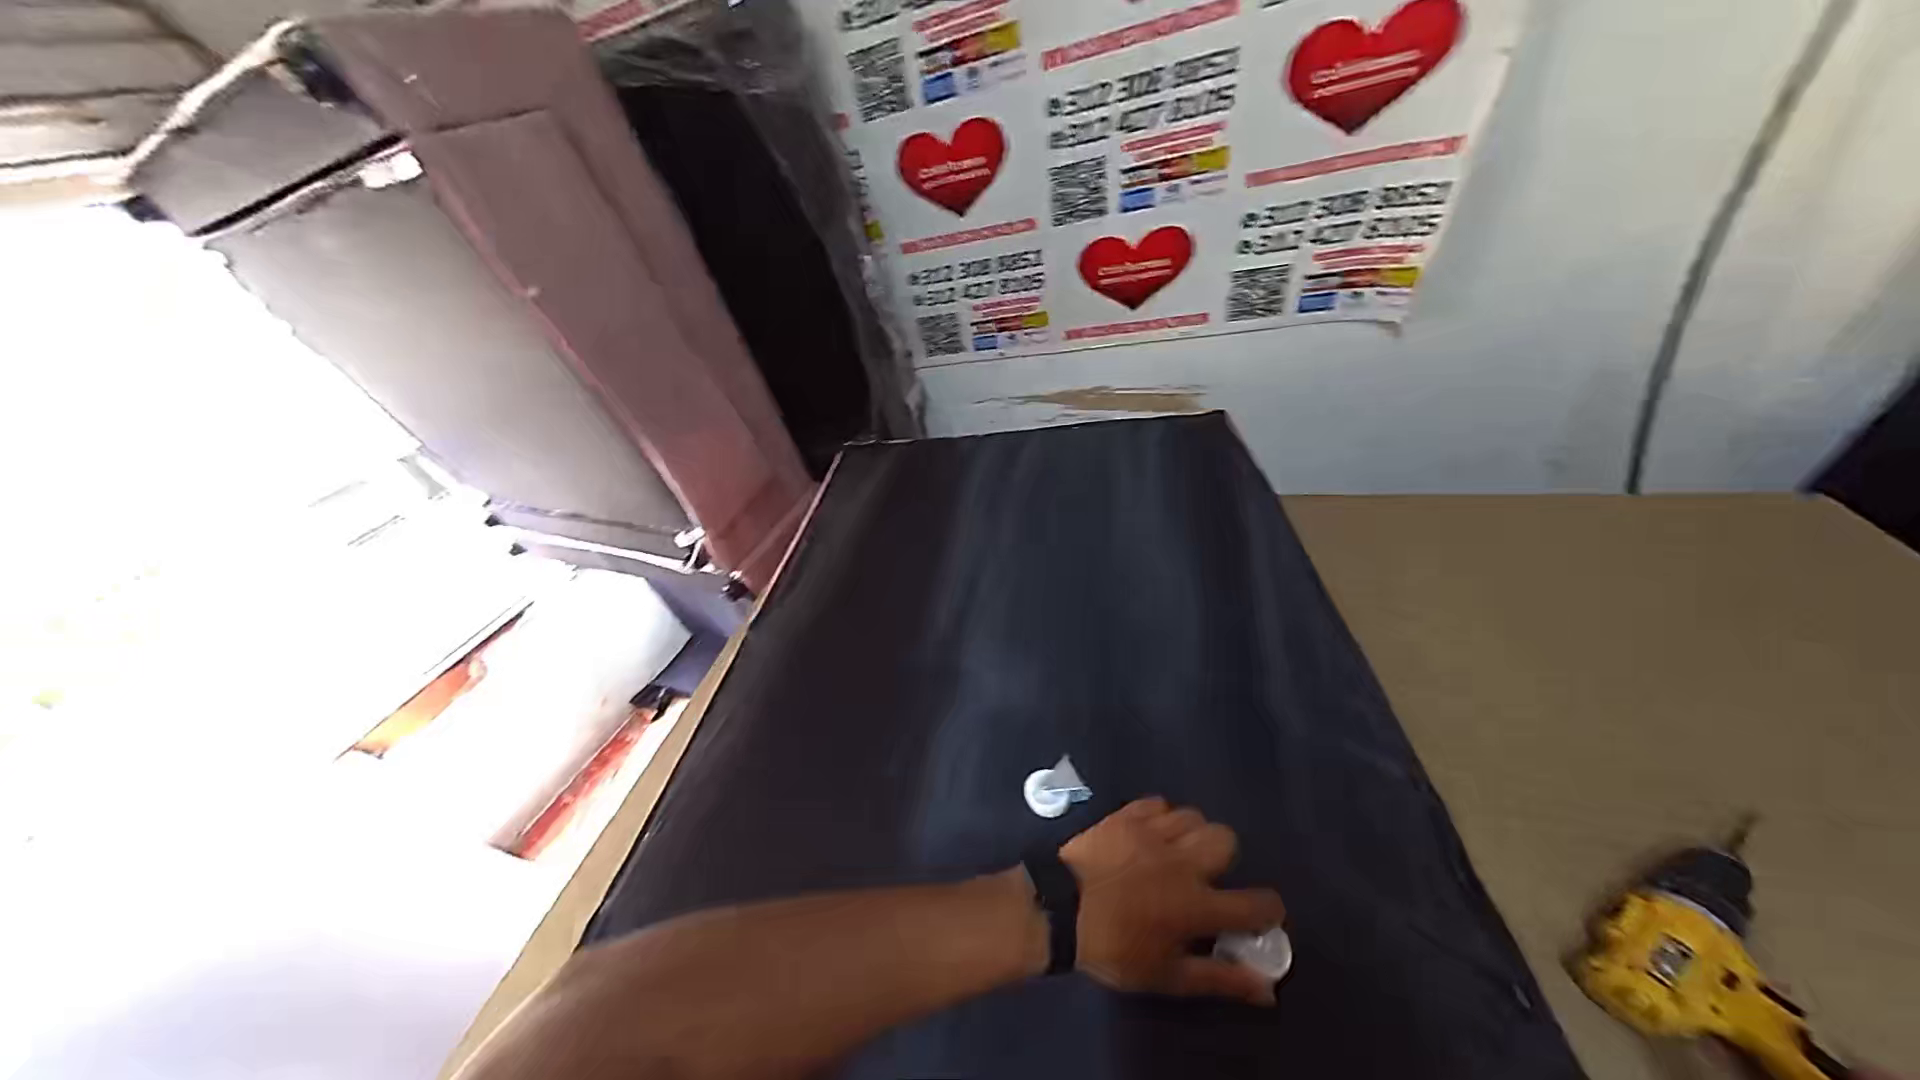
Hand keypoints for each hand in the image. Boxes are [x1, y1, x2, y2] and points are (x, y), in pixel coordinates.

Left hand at [1059, 797, 1287, 1005]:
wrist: (1059, 908)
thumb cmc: (1113, 948)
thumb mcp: (1167, 976)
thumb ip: (1220, 979)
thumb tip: (1266, 988)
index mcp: (1197, 905)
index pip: (1255, 903)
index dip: (1268, 908)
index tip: (1262, 912)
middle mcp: (1182, 862)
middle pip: (1226, 839)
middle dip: (1223, 857)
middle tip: (1205, 874)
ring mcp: (1152, 833)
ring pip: (1192, 816)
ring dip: (1191, 833)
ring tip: (1176, 851)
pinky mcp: (1125, 816)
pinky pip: (1157, 803)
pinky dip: (1160, 816)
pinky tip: (1150, 833)